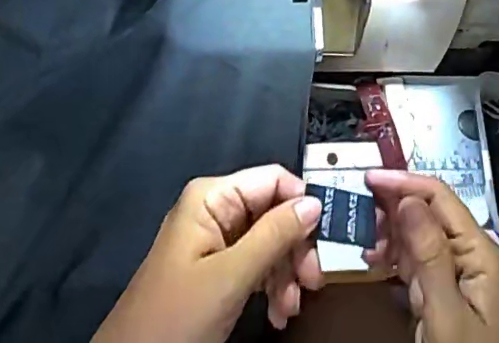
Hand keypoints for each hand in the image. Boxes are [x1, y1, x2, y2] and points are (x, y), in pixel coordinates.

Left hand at [93, 165, 323, 341]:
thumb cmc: (174, 317)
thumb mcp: (230, 276)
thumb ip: (274, 236)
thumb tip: (314, 202)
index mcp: (212, 197)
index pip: (272, 180)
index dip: (301, 205)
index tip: (324, 240)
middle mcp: (214, 210)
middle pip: (273, 212)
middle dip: (295, 248)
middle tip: (311, 282)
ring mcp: (213, 240)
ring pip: (269, 241)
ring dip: (286, 273)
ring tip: (289, 307)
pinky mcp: (214, 269)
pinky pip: (255, 264)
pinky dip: (271, 286)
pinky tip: (277, 311)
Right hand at [363, 171, 498, 342]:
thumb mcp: (446, 314)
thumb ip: (429, 254)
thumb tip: (407, 198)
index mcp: (480, 250)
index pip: (440, 197)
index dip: (404, 182)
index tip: (367, 178)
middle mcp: (471, 254)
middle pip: (429, 212)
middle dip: (393, 205)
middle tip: (358, 207)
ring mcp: (457, 274)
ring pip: (419, 235)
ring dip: (390, 230)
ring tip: (362, 234)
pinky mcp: (444, 294)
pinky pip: (416, 261)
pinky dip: (394, 255)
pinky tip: (374, 258)